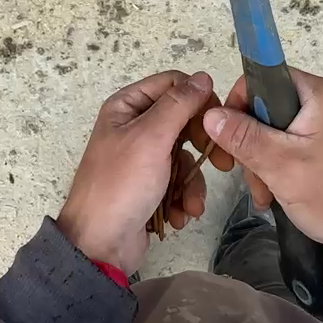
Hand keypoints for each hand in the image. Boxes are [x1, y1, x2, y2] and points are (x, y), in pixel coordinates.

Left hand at [57, 71, 219, 272]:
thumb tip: (203, 76)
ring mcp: (143, 158)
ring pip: (186, 156)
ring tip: (190, 206)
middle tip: (223, 164)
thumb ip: (179, 105)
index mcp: (127, 106)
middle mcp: (134, 127)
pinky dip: (183, 198)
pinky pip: (178, 181)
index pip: (173, 84)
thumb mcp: (151, 138)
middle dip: (203, 147)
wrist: (99, 246)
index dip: (199, 99)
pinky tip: (178, 216)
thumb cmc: (121, 184)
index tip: (219, 121)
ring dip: (192, 183)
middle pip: (184, 121)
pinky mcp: (150, 186)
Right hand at [202, 67, 322, 247]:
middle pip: (265, 107)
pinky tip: (276, 195)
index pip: (261, 77)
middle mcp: (322, 102)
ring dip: (262, 162)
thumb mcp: (282, 165)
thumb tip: (210, 114)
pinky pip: (290, 147)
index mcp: (315, 93)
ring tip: (266, 194)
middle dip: (250, 143)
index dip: (239, 103)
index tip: (228, 136)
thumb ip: (244, 137)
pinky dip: (278, 169)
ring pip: (274, 132)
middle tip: (250, 175)